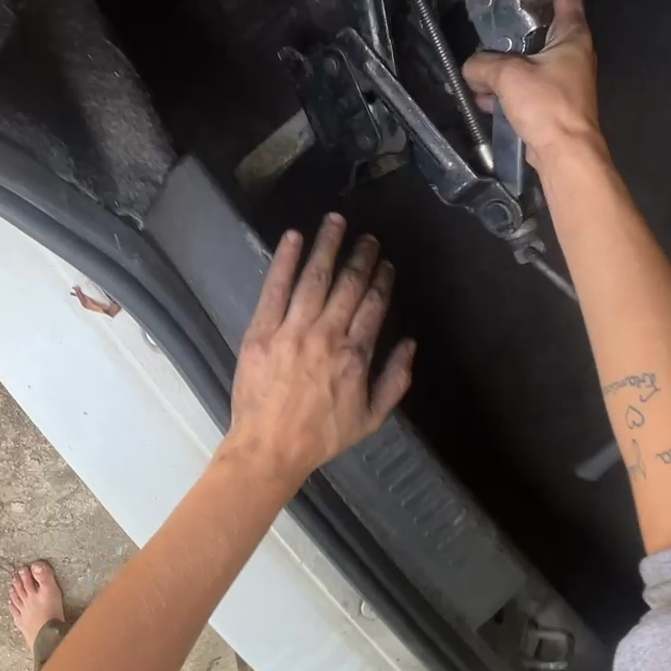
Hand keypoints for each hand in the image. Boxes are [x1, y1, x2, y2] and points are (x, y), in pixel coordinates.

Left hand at [219, 213, 416, 488]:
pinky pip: (274, 289)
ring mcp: (292, 331)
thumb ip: (395, 380)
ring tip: (336, 222)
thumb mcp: (371, 418)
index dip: (381, 281)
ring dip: (327, 247)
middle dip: (360, 257)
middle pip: (348, 286)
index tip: (385, 264)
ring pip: (314, 279)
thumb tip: (410, 343)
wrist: (269, 448)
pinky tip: (293, 238)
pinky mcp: (261, 331)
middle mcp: (326, 336)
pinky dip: (284, 261)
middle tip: (367, 237)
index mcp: (355, 356)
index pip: (373, 306)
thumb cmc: (321, 436)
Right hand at [462, 0, 605, 172]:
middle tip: (484, 29)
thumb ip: (482, 64)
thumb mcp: (508, 76)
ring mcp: (561, 78)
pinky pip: (523, 86)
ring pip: (526, 60)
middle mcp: (571, 51)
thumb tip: (469, 68)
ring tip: (476, 74)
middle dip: (509, 29)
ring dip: (500, 66)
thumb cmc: (547, 105)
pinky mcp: (550, 101)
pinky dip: (503, 90)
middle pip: (539, 26)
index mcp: (571, 33)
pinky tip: (483, 100)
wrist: (564, 153)